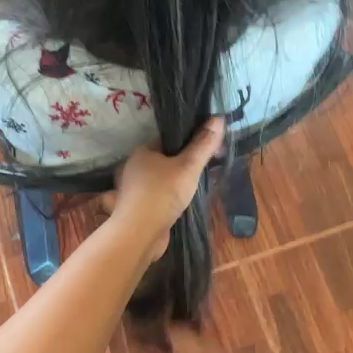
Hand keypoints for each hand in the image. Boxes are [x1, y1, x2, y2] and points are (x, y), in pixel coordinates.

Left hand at [107, 118, 224, 263]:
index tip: (208, 147)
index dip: (189, 141)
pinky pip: (159, 197)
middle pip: (165, 160)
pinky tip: (184, 203)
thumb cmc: (162, 194)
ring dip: (177, 183)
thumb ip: (203, 145)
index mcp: (142, 152)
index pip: (168, 140)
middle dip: (185, 164)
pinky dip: (170, 198)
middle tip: (207, 168)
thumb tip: (218, 118)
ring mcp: (134, 190)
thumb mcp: (188, 167)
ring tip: (198, 186)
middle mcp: (134, 168)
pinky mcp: (138, 209)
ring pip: (162, 180)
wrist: (140, 234)